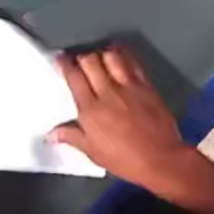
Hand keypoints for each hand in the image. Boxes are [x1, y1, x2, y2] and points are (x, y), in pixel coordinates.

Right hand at [51, 46, 205, 195]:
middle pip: (91, 61)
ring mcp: (129, 87)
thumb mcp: (94, 152)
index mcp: (91, 109)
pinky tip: (122, 55)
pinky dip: (125, 56)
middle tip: (81, 61)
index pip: (74, 77)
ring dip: (103, 54)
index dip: (65, 64)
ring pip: (112, 57)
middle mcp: (108, 93)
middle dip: (83, 57)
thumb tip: (53, 133)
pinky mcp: (147, 86)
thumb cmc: (126, 159)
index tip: (62, 60)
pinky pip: (134, 63)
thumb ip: (72, 137)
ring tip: (101, 57)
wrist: (160, 158)